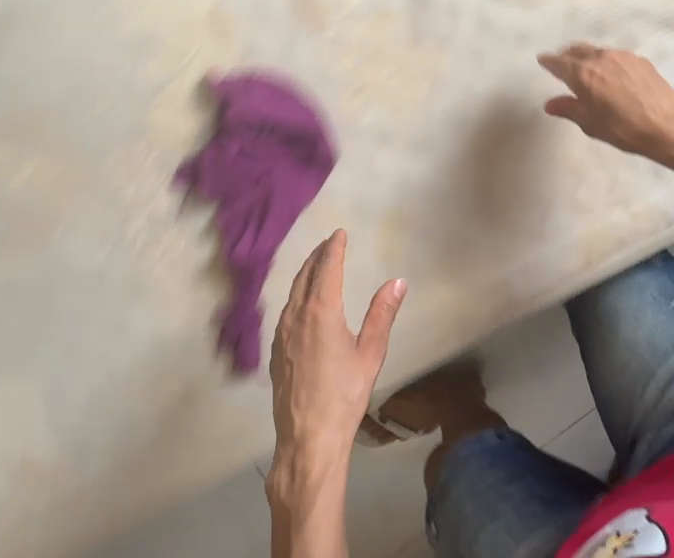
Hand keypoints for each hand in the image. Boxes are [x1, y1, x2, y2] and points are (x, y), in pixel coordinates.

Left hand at [270, 230, 406, 468]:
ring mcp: (281, 335)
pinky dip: (296, 296)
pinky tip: (302, 305)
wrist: (308, 438)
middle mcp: (296, 317)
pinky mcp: (276, 353)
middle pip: (305, 276)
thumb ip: (382, 314)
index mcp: (321, 312)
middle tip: (329, 244)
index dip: (333, 248)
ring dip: (305, 275)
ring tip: (316, 268)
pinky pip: (285, 312)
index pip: (326, 268)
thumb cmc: (345, 395)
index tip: (339, 233)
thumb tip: (397, 281)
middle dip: (317, 257)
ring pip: (292, 294)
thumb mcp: (371, 353)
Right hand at [537, 44, 673, 168]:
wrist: (668, 126)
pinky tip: (612, 75)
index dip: (548, 62)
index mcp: (583, 74)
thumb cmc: (624, 129)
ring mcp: (621, 56)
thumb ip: (569, 109)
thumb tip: (550, 104)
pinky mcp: (639, 59)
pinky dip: (606, 61)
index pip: (558, 62)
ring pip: (597, 51)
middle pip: (576, 50)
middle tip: (562, 66)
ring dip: (587, 57)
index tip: (543, 61)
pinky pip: (615, 56)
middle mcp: (600, 58)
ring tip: (587, 70)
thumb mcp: (591, 124)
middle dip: (566, 56)